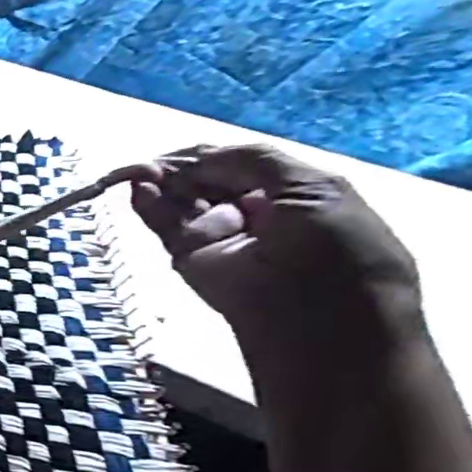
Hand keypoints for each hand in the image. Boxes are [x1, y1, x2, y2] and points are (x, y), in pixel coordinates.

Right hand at [129, 144, 419, 345]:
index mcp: (291, 194)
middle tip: (155, 164)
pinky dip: (147, 204)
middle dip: (180, 168)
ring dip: (158, 183)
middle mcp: (250, 211)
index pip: (239, 164)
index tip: (186, 152)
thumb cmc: (334, 250)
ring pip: (179, 198)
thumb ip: (254, 160)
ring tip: (138, 174)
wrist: (312, 318)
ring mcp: (216, 234)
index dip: (212, 156)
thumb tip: (193, 157)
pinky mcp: (186, 256)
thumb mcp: (315, 189)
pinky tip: (137, 189)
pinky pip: (163, 223)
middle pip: (204, 177)